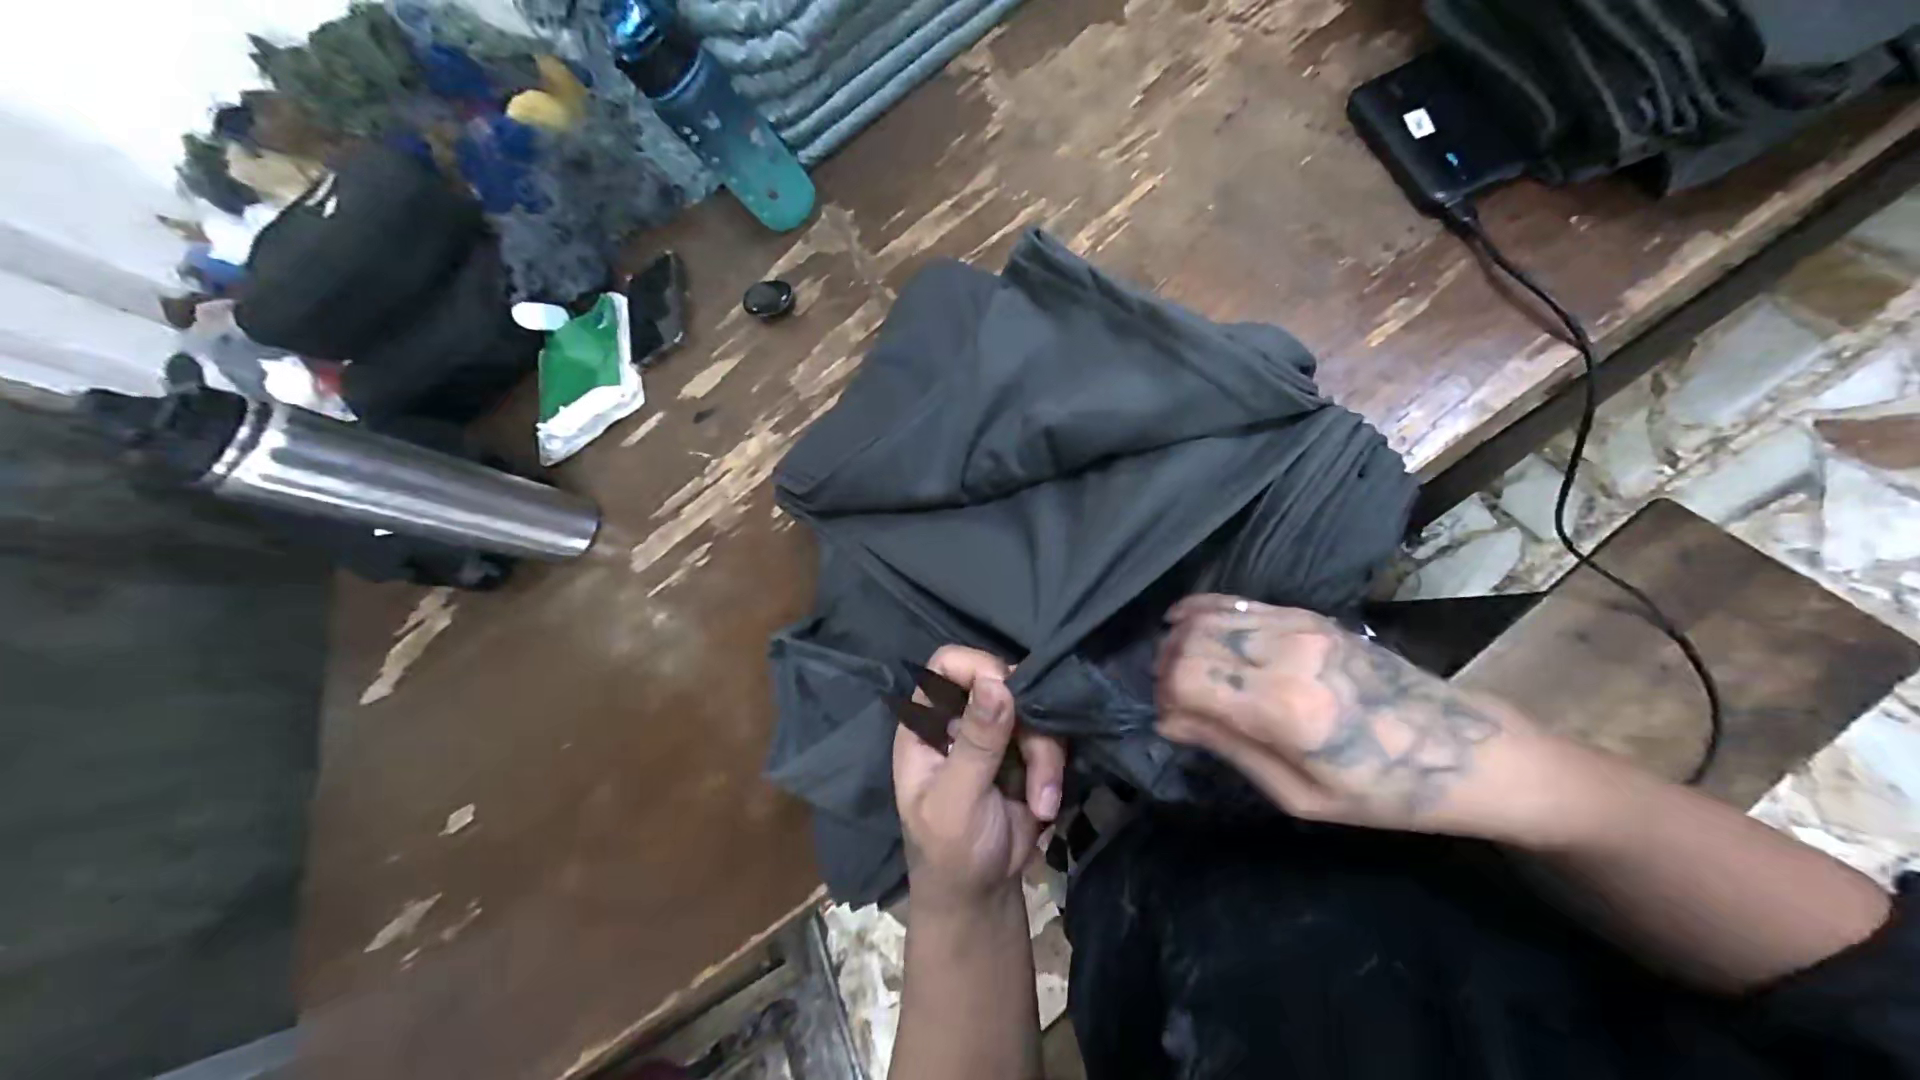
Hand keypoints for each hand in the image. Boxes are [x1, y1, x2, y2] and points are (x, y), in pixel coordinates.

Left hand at [893, 646, 1066, 913]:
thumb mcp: (957, 800)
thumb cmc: (950, 850)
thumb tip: (995, 681)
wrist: (982, 894)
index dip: (978, 668)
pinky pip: (1051, 735)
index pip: (947, 665)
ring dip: (1045, 757)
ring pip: (1034, 711)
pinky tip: (1045, 804)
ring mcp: (995, 732)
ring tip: (1041, 802)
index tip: (1007, 694)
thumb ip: (976, 743)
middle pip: (1003, 683)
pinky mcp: (1026, 749)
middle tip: (1038, 764)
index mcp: (926, 723)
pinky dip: (1054, 769)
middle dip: (1027, 726)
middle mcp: (960, 717)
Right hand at [1156, 594, 1558, 840]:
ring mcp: (1299, 625)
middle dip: (1164, 669)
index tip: (1171, 723)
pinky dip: (1202, 612)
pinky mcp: (1308, 614)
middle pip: (1188, 642)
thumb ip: (1228, 747)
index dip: (1163, 700)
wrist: (1471, 753)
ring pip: (1206, 616)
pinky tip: (1186, 626)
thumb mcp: (1299, 796)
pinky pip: (1236, 601)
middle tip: (1173, 700)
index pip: (1185, 679)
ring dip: (1179, 642)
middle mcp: (1287, 652)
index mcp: (1285, 708)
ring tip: (1180, 670)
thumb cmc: (1386, 793)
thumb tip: (1168, 718)